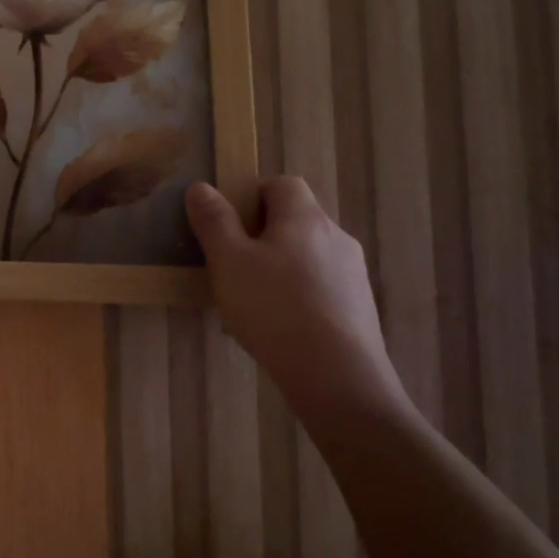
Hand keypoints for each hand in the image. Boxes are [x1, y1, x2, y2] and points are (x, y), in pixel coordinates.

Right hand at [184, 177, 407, 421]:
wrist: (336, 374)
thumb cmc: (273, 307)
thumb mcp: (227, 260)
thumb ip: (213, 221)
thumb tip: (200, 187)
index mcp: (304, 218)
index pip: (282, 184)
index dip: (252, 195)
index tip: (227, 222)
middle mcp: (335, 236)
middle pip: (295, 219)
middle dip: (260, 234)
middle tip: (229, 262)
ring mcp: (352, 273)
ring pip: (306, 254)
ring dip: (277, 265)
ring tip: (248, 299)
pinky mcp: (358, 306)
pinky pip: (319, 285)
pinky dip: (295, 293)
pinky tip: (275, 324)